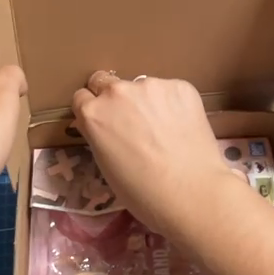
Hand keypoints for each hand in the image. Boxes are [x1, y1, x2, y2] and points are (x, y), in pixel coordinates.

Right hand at [70, 71, 242, 238]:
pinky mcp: (179, 86)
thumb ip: (99, 135)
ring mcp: (150, 85)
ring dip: (146, 101)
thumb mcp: (106, 166)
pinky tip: (182, 127)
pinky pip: (169, 91)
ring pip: (141, 86)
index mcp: (93, 113)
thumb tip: (102, 124)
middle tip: (129, 119)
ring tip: (163, 129)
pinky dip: (172, 104)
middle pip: (105, 81)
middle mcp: (117, 91)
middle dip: (112, 97)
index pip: (81, 97)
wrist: (192, 193)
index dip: (92, 110)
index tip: (102, 122)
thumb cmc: (143, 193)